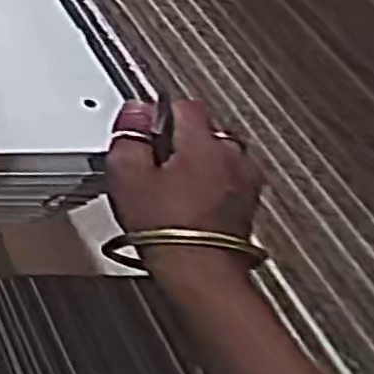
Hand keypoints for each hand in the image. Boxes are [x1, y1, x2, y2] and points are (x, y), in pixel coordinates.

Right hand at [105, 97, 265, 284]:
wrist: (196, 267)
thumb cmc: (164, 223)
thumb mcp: (126, 171)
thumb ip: (129, 135)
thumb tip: (135, 111)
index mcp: (204, 146)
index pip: (185, 106)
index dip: (157, 110)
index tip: (141, 122)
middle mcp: (233, 160)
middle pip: (205, 128)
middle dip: (179, 134)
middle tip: (149, 151)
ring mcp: (246, 183)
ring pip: (219, 152)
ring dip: (196, 156)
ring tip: (166, 174)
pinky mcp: (247, 203)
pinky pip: (226, 175)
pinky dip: (208, 177)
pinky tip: (184, 193)